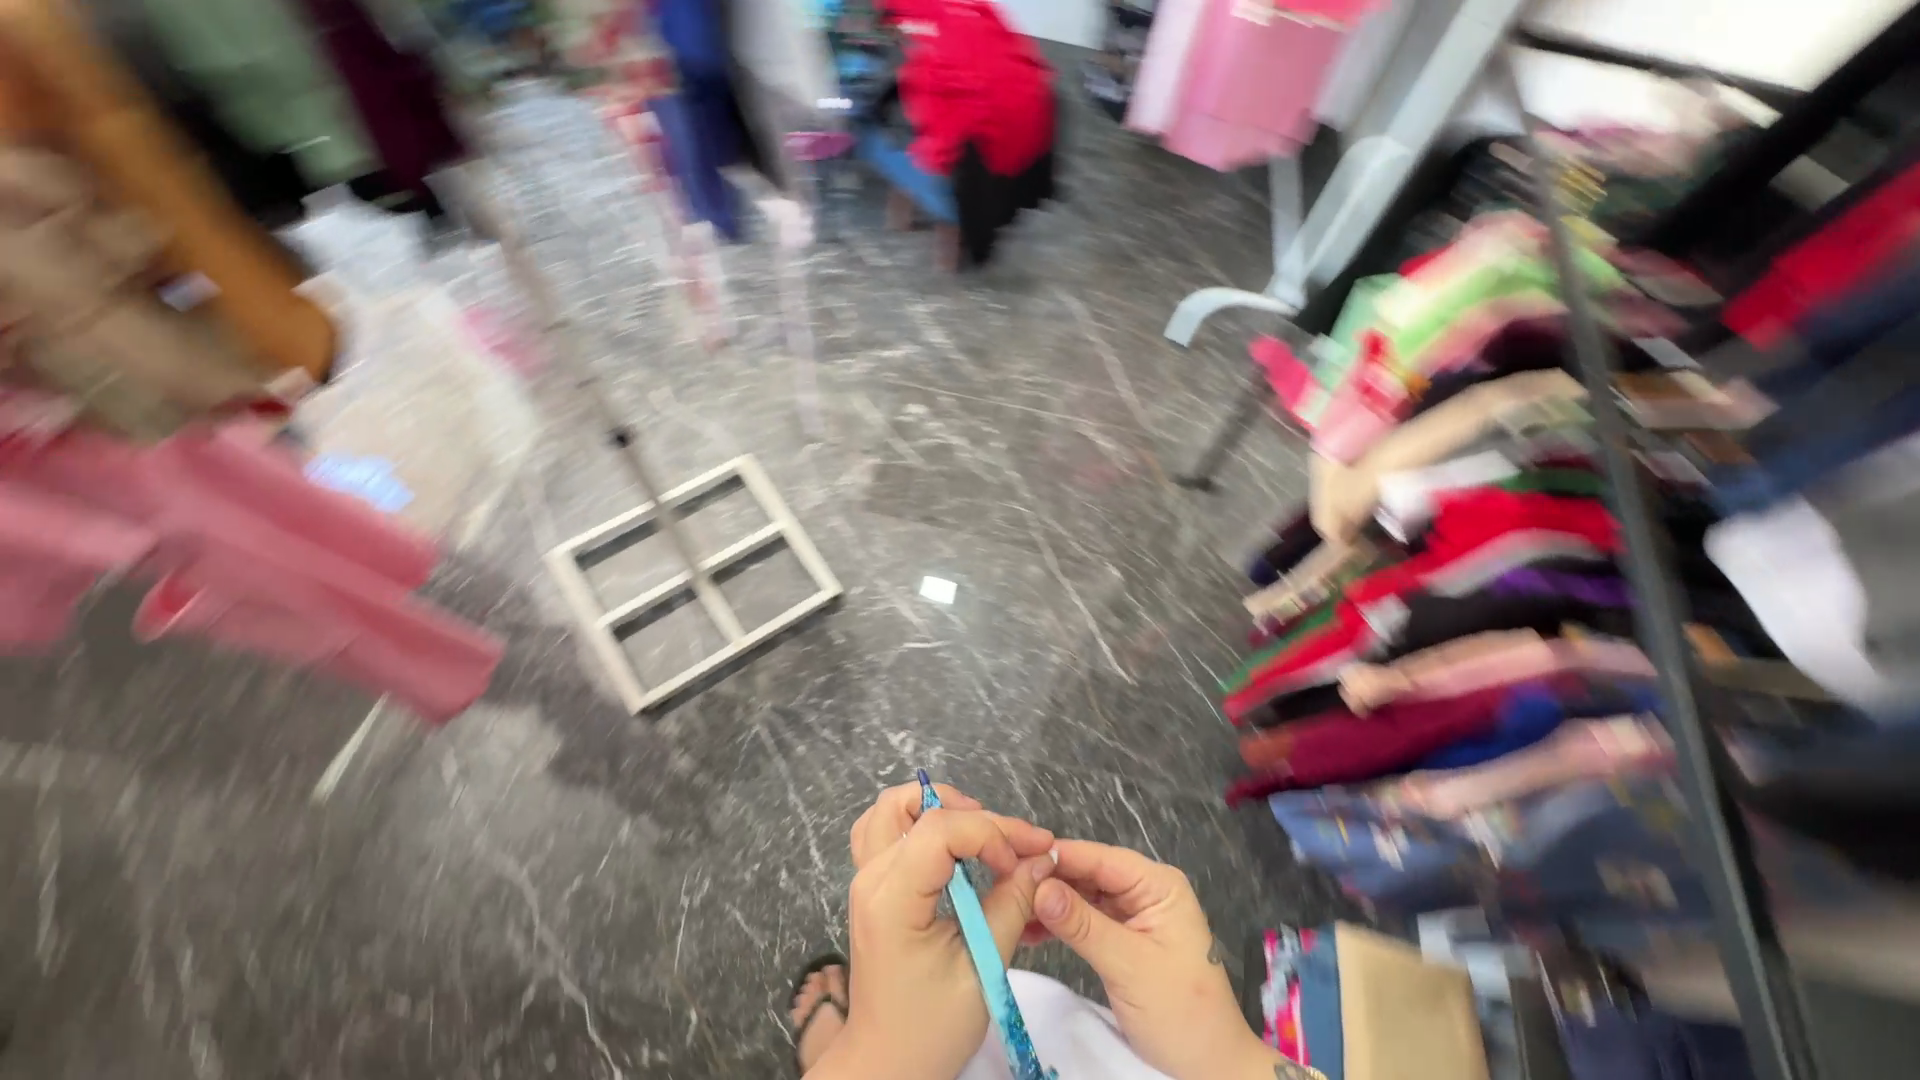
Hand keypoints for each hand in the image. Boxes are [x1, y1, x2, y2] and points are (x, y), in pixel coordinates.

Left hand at [811, 785, 1056, 1079]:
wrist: (885, 1063)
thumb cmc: (931, 1027)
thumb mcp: (980, 968)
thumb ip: (1011, 905)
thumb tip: (1040, 859)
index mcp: (892, 899)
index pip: (939, 829)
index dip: (988, 833)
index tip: (1021, 863)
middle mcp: (870, 877)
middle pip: (913, 806)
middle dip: (972, 813)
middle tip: (1014, 841)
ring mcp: (865, 878)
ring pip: (892, 808)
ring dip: (938, 807)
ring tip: (981, 832)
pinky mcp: (872, 886)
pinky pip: (885, 830)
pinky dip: (918, 821)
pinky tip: (951, 844)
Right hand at [1033, 840, 1284, 1079]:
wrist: (1208, 1064)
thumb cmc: (1179, 1010)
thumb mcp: (1128, 965)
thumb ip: (1082, 925)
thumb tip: (1039, 888)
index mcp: (1156, 884)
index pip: (1100, 858)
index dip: (1058, 857)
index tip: (1013, 859)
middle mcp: (1143, 890)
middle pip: (1087, 873)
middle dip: (1048, 880)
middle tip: (1004, 886)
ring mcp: (1130, 913)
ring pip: (1080, 895)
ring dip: (1047, 903)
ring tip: (1009, 910)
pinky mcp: (1119, 937)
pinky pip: (1082, 919)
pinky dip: (1057, 924)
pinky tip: (1026, 930)